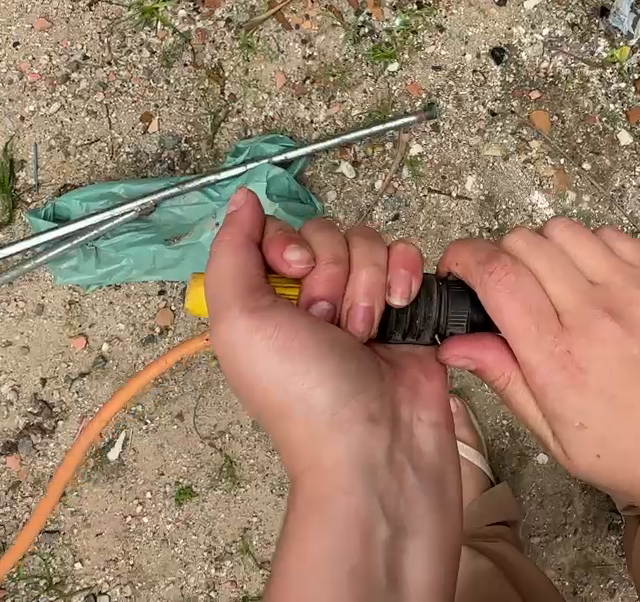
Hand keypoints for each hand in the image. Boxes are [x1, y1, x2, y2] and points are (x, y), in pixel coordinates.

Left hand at [204, 192, 458, 600]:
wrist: (378, 443)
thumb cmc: (303, 394)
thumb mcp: (240, 325)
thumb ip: (232, 253)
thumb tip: (242, 196)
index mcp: (268, 299)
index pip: (282, 230)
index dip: (293, 241)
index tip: (297, 270)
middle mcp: (314, 294)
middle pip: (330, 233)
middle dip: (334, 274)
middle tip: (330, 324)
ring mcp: (363, 297)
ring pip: (370, 241)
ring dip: (368, 285)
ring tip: (365, 333)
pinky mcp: (406, 302)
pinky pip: (408, 255)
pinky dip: (405, 276)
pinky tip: (399, 308)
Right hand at [436, 218, 639, 519]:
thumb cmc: (631, 452)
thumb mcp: (553, 435)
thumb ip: (503, 377)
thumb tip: (454, 343)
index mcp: (559, 360)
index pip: (497, 276)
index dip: (464, 257)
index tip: (456, 266)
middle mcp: (594, 315)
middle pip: (523, 243)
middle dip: (499, 255)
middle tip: (505, 285)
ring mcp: (633, 290)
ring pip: (562, 230)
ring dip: (543, 248)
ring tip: (551, 281)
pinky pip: (608, 234)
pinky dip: (588, 247)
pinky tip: (593, 279)